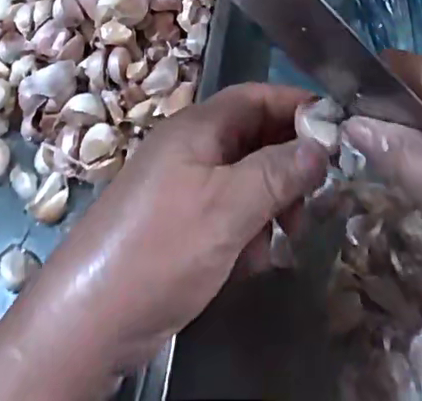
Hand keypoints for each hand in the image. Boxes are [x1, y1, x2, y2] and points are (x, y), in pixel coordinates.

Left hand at [0, 83, 328, 400]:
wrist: (85, 325)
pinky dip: (248, 228)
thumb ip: (279, 171)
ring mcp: (182, 187)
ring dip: (272, 201)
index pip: (257, 96)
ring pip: (245, 178)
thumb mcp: (229, 207)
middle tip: (315, 193)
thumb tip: (322, 144)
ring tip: (287, 233)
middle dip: (290, 162)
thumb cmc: (161, 250)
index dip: (298, 106)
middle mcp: (190, 148)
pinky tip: (253, 259)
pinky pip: (227, 210)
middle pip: (255, 136)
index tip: (336, 130)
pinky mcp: (178, 224)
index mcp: (198, 127)